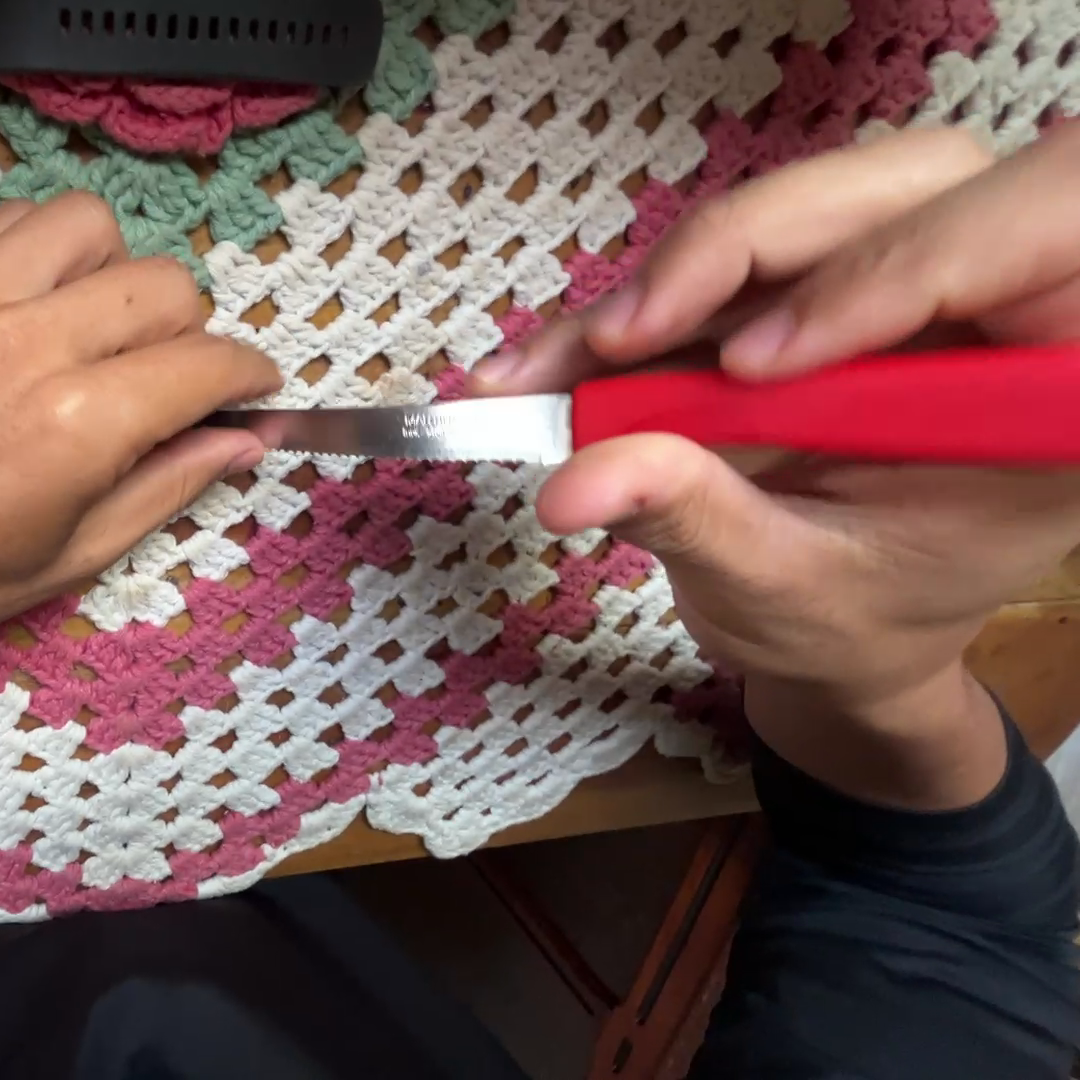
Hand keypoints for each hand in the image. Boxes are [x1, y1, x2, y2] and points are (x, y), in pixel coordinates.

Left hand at [0, 193, 277, 814]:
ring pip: (96, 228)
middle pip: (165, 284)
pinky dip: (50, 256)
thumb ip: (171, 483)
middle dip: (192, 333)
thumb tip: (249, 437)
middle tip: (168, 381)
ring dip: (121, 279)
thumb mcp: (75, 555)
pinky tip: (38, 311)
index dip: (248, 376)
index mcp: (72, 427)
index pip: (203, 363)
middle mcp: (23, 342)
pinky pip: (17, 223)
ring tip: (100, 335)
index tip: (254, 390)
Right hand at [470, 126, 1079, 805]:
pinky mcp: (774, 309)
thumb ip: (689, 519)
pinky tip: (525, 377)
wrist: (822, 629)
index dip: (897, 266)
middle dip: (727, 257)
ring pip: (763, 226)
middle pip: (879, 193)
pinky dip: (593, 333)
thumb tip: (570, 482)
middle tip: (611, 343)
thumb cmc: (846, 621)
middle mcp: (977, 306)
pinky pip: (684, 285)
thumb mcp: (777, 586)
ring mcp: (866, 296)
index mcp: (1052, 375)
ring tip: (526, 381)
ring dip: (631, 301)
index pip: (1046, 231)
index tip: (745, 369)